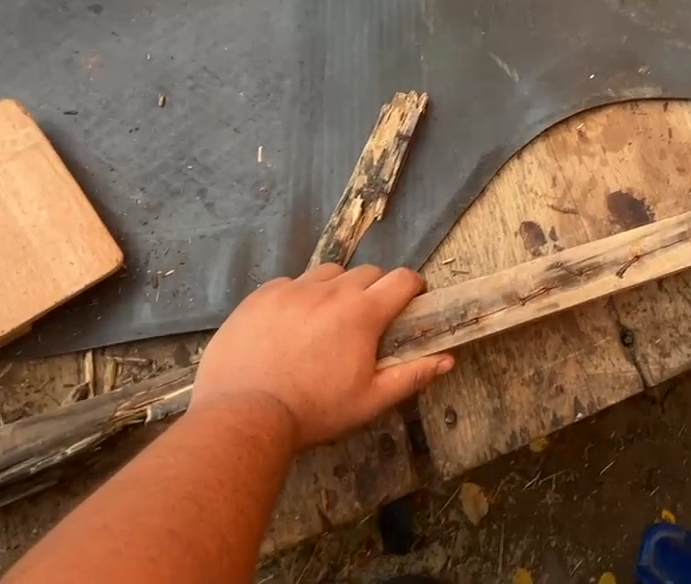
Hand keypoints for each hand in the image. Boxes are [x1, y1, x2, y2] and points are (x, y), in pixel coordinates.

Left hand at [192, 264, 451, 451]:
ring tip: (325, 318)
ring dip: (336, 288)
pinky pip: (289, 283)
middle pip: (367, 272)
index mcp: (364, 312)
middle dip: (374, 289)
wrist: (241, 418)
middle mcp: (332, 290)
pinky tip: (288, 323)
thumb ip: (412, 376)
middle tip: (365, 320)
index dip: (413, 287)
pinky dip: (297, 296)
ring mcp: (293, 289)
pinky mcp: (260, 296)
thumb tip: (449, 359)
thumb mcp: (370, 401)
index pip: (403, 279)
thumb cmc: (314, 411)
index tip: (410, 301)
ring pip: (328, 273)